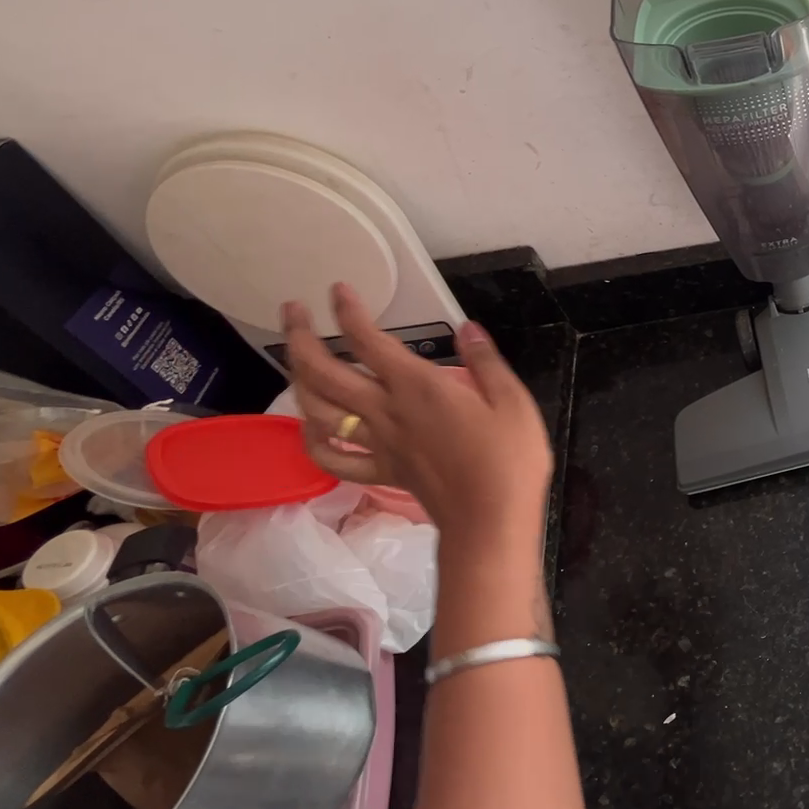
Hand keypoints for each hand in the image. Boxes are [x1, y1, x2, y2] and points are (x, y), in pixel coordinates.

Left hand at [281, 284, 551, 557]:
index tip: (340, 290)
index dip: (350, 312)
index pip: (370, 341)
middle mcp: (387, 411)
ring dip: (297, 377)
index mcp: (420, 388)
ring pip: (316, 408)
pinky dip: (311, 437)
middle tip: (294, 312)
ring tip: (296, 357)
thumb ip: (487, 363)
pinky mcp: (380, 471)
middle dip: (302, 336)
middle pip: (324, 371)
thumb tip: (467, 328)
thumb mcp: (514, 402)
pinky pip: (330, 456)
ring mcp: (378, 444)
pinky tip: (312, 424)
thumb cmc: (510, 458)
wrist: (491, 518)